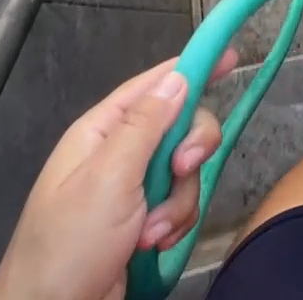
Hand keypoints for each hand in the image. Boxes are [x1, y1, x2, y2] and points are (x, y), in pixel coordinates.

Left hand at [0, 46, 238, 299]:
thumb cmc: (69, 246)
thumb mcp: (108, 179)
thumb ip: (146, 125)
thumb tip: (179, 76)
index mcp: (102, 132)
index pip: (155, 85)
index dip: (193, 68)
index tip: (233, 57)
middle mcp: (120, 153)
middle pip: (181, 125)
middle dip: (190, 150)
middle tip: (182, 168)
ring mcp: (133, 187)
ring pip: (187, 168)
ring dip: (179, 199)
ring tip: (151, 232)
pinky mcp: (145, 218)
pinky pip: (183, 201)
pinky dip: (177, 222)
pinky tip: (154, 244)